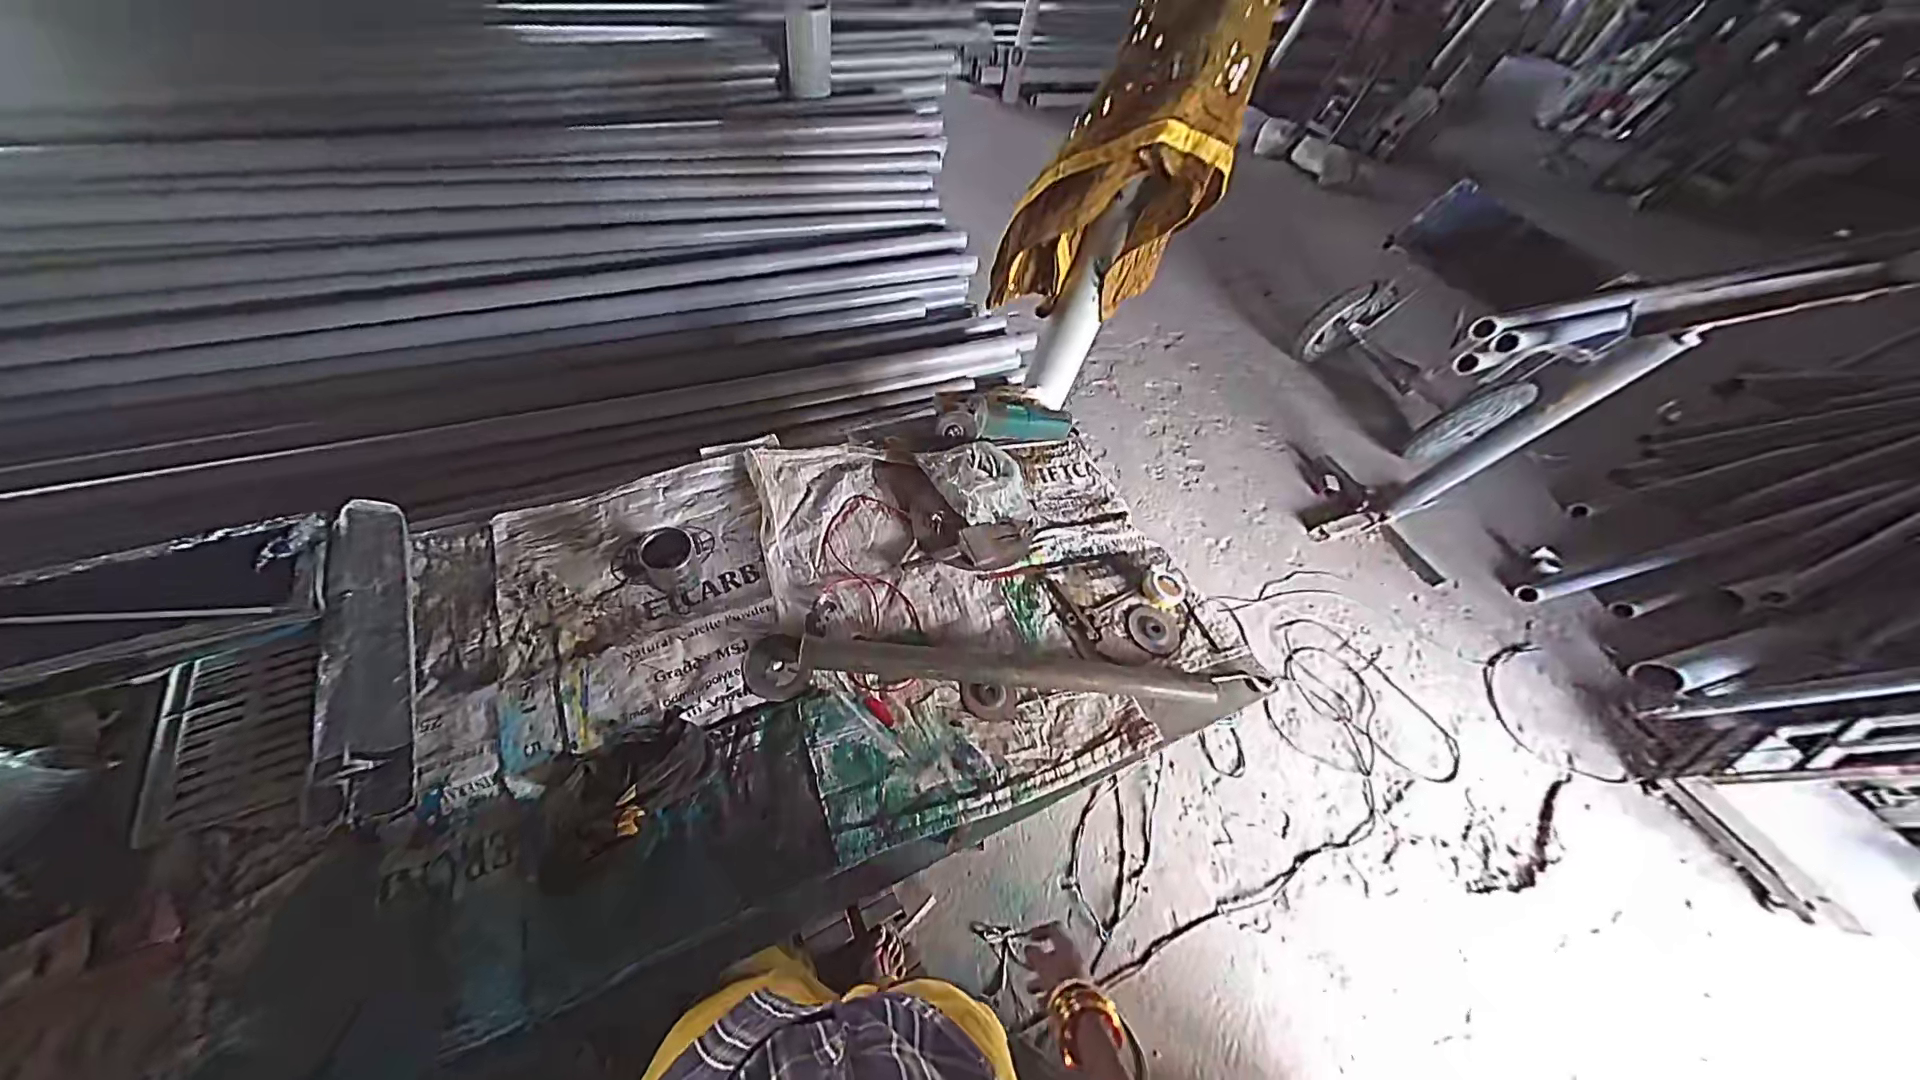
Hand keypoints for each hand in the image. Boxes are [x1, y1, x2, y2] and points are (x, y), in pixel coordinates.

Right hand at [1022, 922, 1087, 996]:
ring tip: (1030, 987)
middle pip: (1055, 951)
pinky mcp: (1078, 989)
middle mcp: (1074, 954)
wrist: (1079, 1006)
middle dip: (1039, 958)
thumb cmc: (1058, 977)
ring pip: (1057, 970)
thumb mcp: (1041, 963)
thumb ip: (1033, 953)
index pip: (1054, 928)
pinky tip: (1040, 1000)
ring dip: (1042, 977)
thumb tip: (1028, 949)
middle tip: (1028, 963)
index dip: (1040, 930)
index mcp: (1066, 942)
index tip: (1029, 936)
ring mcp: (1078, 972)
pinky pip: (1061, 984)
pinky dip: (1050, 989)